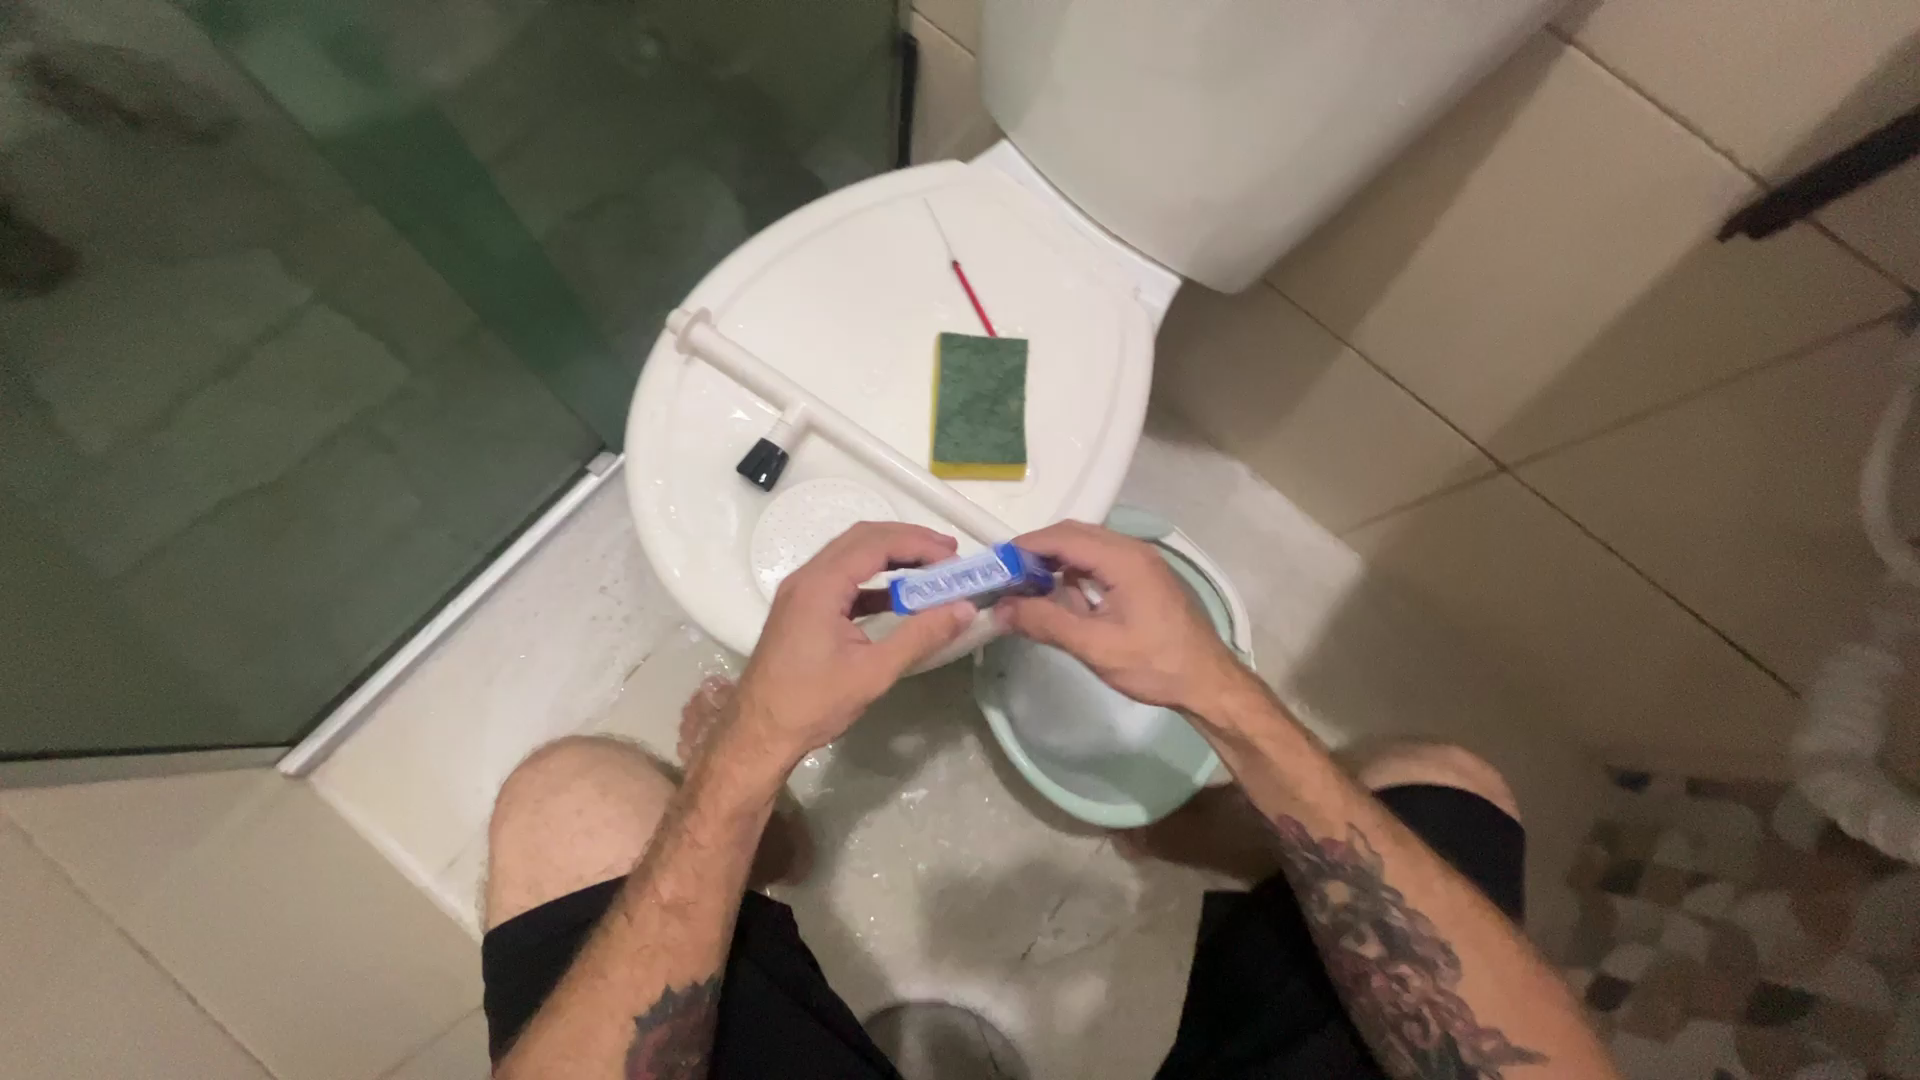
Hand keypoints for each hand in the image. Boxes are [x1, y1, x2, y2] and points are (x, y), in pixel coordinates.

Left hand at [730, 522, 973, 769]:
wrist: (758, 732)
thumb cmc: (813, 703)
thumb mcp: (874, 672)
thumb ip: (921, 636)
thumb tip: (964, 610)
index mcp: (820, 586)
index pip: (876, 544)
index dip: (918, 543)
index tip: (953, 556)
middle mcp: (806, 578)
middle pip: (861, 538)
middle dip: (907, 540)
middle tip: (948, 554)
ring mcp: (800, 591)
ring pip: (850, 555)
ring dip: (890, 556)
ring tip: (929, 569)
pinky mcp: (801, 608)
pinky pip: (841, 578)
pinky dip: (873, 580)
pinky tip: (898, 598)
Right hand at [994, 521, 1251, 713]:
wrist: (1208, 682)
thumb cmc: (1155, 665)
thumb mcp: (1095, 647)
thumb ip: (1046, 622)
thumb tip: (1001, 609)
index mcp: (1123, 559)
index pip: (1063, 537)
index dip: (1025, 547)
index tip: (996, 565)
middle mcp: (1133, 549)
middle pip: (1074, 534)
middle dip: (1037, 551)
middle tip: (1007, 576)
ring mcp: (1142, 561)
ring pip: (1087, 545)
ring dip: (1056, 559)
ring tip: (1028, 586)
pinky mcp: (1145, 576)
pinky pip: (1101, 559)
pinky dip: (1075, 569)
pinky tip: (1062, 595)